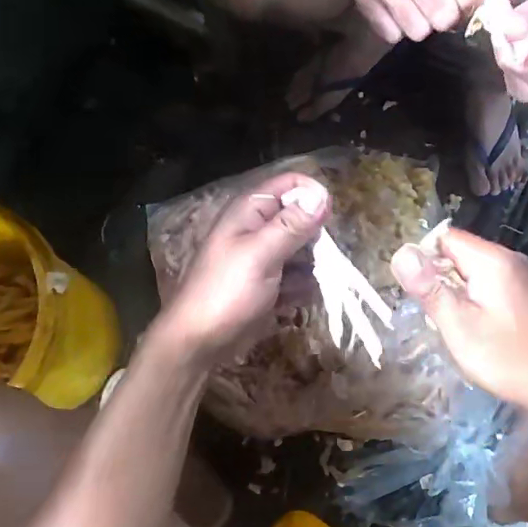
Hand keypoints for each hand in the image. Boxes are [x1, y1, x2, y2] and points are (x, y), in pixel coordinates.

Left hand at [155, 173, 328, 362]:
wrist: (199, 342)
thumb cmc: (225, 293)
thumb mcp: (261, 255)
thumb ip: (292, 225)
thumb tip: (323, 195)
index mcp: (250, 211)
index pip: (291, 184)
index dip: (312, 196)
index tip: (327, 221)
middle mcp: (258, 228)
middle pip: (302, 217)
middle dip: (315, 237)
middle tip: (314, 257)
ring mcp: (264, 257)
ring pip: (304, 249)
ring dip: (311, 266)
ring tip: (302, 283)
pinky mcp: (271, 282)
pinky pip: (299, 276)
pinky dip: (301, 287)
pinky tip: (293, 300)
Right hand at [390, 227, 527, 409]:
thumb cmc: (507, 357)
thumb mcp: (458, 325)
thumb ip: (429, 288)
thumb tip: (400, 252)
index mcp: (493, 260)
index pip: (445, 237)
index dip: (424, 260)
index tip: (420, 295)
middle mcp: (510, 259)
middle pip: (460, 254)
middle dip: (440, 280)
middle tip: (438, 317)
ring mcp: (522, 277)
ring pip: (473, 273)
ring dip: (457, 295)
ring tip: (456, 327)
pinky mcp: (526, 296)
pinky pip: (490, 286)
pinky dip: (475, 303)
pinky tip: (477, 331)